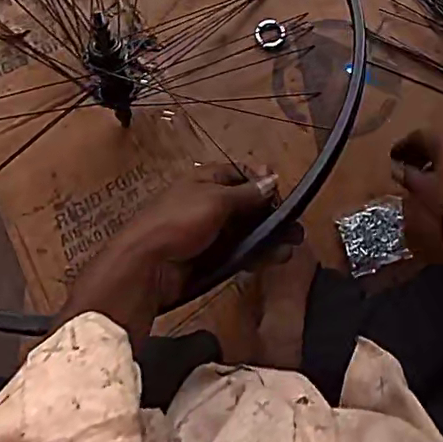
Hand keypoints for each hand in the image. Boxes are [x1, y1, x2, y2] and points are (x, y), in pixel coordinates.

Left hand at [56, 164, 279, 344]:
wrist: (147, 267)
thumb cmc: (178, 221)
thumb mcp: (215, 200)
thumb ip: (246, 192)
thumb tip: (271, 177)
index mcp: (205, 180)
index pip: (239, 174)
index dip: (261, 181)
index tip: (282, 192)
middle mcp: (208, 203)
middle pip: (247, 204)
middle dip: (272, 214)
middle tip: (295, 227)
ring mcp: (209, 232)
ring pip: (246, 231)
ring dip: (269, 236)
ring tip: (291, 246)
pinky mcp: (209, 258)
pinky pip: (238, 252)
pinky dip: (257, 254)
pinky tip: (274, 258)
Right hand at [390, 128, 442, 263]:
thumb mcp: (423, 188)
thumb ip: (408, 176)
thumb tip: (396, 169)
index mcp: (442, 141)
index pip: (418, 136)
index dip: (403, 146)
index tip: (393, 156)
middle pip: (435, 145)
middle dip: (420, 155)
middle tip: (406, 167)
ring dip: (435, 165)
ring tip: (424, 180)